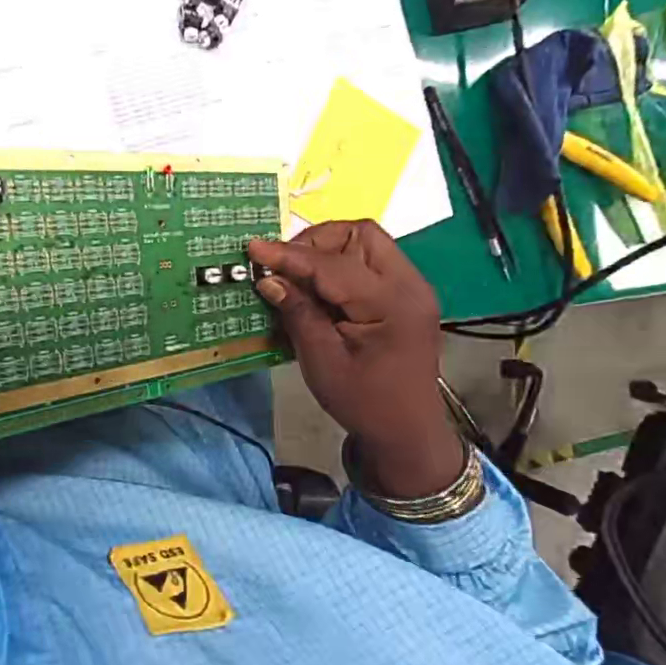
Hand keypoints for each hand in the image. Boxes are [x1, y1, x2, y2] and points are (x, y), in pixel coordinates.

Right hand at [247, 221, 463, 499]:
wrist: (407, 431)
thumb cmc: (364, 402)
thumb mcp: (322, 361)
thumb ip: (298, 314)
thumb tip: (269, 280)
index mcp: (391, 303)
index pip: (333, 264)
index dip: (290, 254)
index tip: (253, 248)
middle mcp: (409, 284)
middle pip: (361, 233)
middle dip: (315, 241)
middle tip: (283, 266)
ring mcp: (411, 287)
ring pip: (367, 242)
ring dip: (328, 250)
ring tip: (298, 276)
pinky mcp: (405, 294)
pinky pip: (370, 261)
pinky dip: (340, 264)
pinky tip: (319, 288)